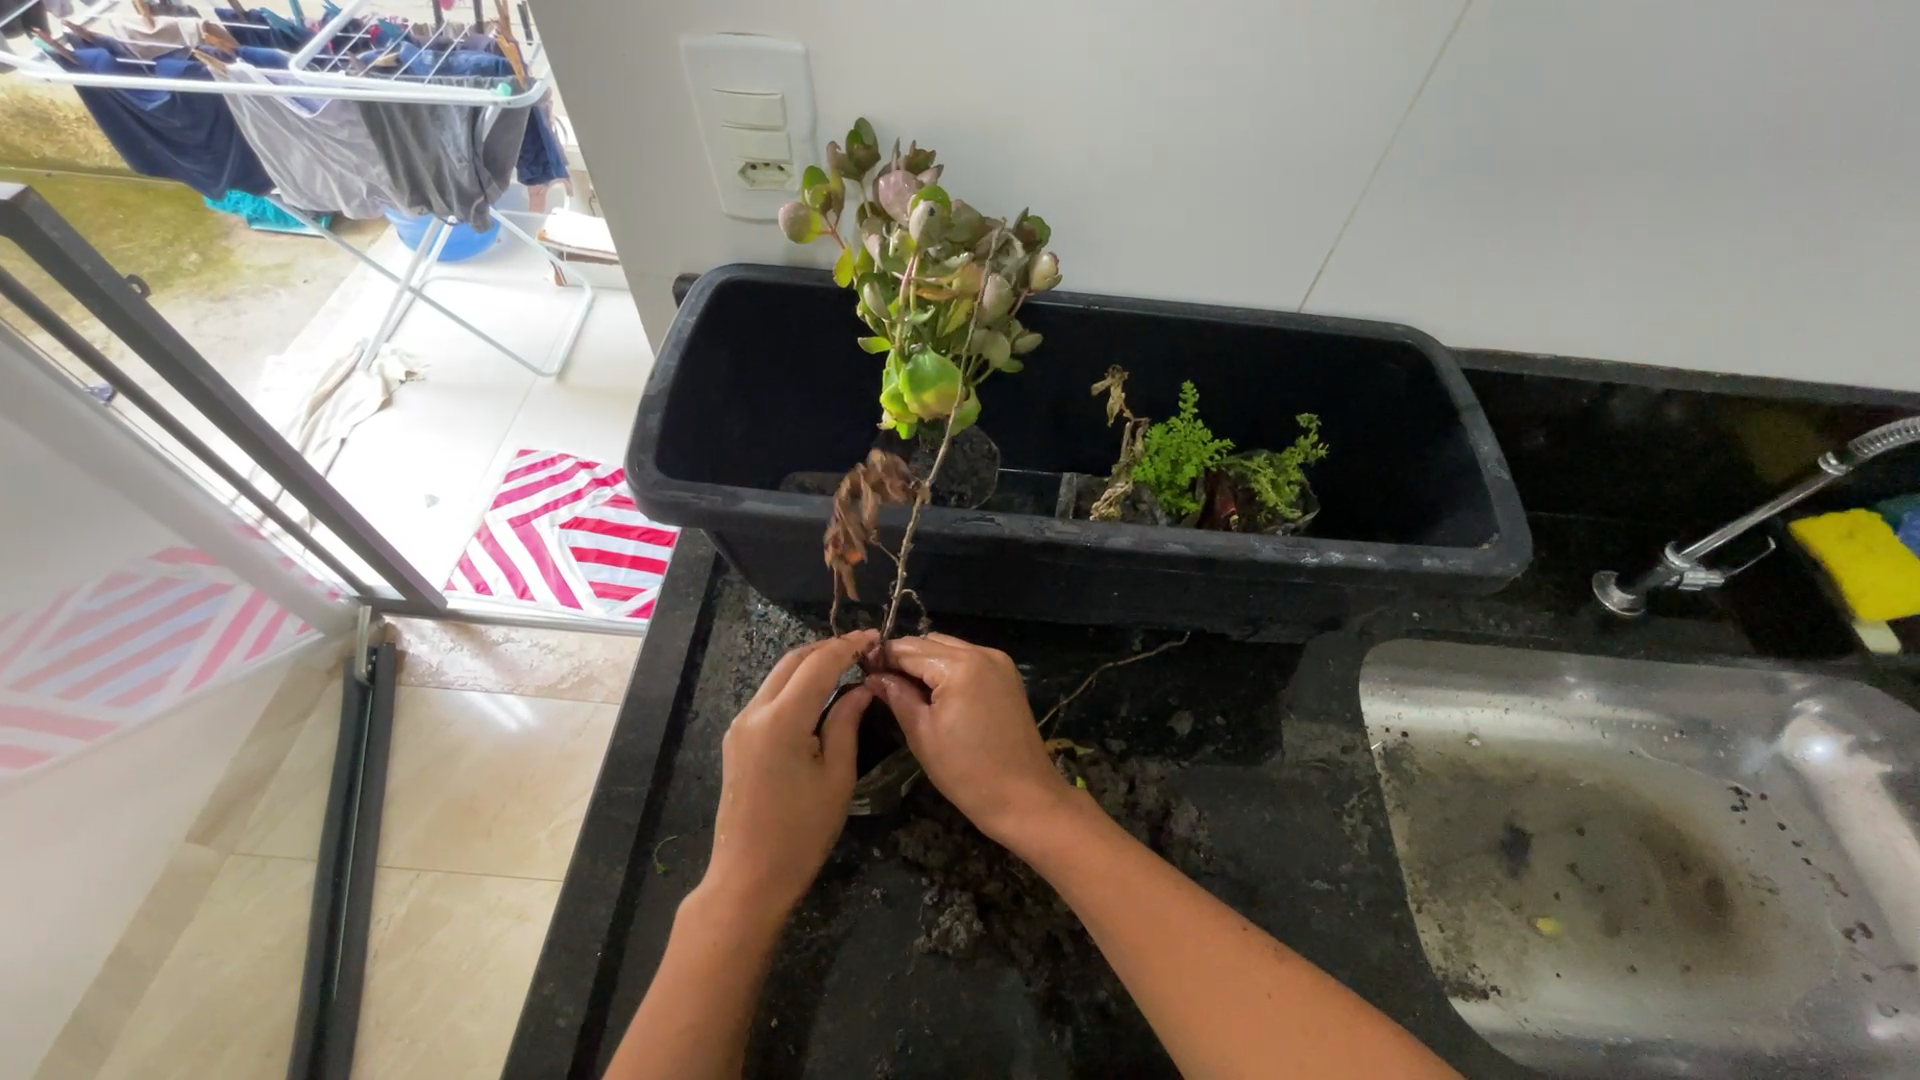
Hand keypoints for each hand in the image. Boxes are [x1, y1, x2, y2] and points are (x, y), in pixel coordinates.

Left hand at [703, 630, 876, 918]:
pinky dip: (794, 685)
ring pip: (777, 676)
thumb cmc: (801, 833)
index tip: (874, 638)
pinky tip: (819, 694)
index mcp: (782, 720)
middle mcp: (754, 713)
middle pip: (792, 661)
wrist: (748, 876)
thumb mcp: (837, 777)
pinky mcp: (737, 739)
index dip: (848, 646)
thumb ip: (846, 723)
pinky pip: (768, 697)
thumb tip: (861, 688)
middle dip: (827, 649)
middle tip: (862, 649)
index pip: (819, 665)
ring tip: (846, 667)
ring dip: (810, 665)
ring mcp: (741, 725)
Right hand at [865, 633, 1071, 844]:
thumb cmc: (966, 771)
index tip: (861, 670)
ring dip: (926, 661)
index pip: (909, 649)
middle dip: (904, 657)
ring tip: (904, 689)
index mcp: (960, 666)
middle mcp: (982, 653)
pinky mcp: (1007, 676)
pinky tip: (934, 692)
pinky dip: (948, 668)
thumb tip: (873, 676)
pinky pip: (969, 659)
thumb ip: (897, 696)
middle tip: (880, 681)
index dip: (883, 657)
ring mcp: (999, 662)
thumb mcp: (922, 734)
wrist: (1024, 797)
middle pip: (930, 642)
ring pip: (949, 648)